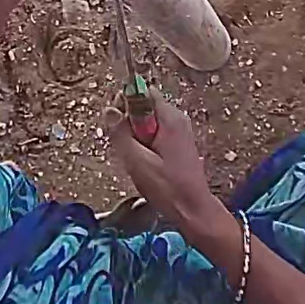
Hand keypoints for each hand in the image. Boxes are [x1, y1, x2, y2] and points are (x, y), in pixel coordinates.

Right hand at [105, 90, 236, 252]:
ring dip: (135, 137)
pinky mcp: (177, 143)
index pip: (143, 92)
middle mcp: (177, 119)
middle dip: (129, 123)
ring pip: (147, 122)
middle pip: (144, 106)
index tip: (118, 125)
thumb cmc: (169, 189)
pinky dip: (145, 145)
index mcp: (170, 118)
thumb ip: (121, 134)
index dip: (125, 104)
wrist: (194, 211)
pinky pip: (154, 134)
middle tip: (128, 148)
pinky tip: (146, 165)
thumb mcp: (138, 162)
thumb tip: (110, 110)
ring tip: (137, 160)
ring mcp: (179, 131)